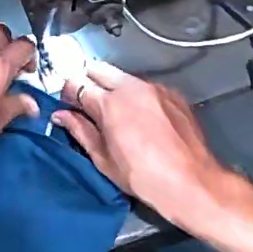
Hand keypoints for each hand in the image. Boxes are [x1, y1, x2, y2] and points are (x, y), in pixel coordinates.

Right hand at [52, 61, 252, 233]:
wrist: (191, 182)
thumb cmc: (143, 177)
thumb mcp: (103, 159)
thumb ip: (80, 131)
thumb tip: (61, 116)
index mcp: (109, 104)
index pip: (76, 83)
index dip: (68, 95)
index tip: (69, 107)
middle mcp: (131, 88)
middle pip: (98, 69)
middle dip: (89, 83)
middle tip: (89, 107)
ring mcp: (155, 88)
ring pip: (123, 77)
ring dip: (114, 89)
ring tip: (118, 115)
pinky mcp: (173, 94)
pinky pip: (146, 87)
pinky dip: (138, 96)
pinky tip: (143, 119)